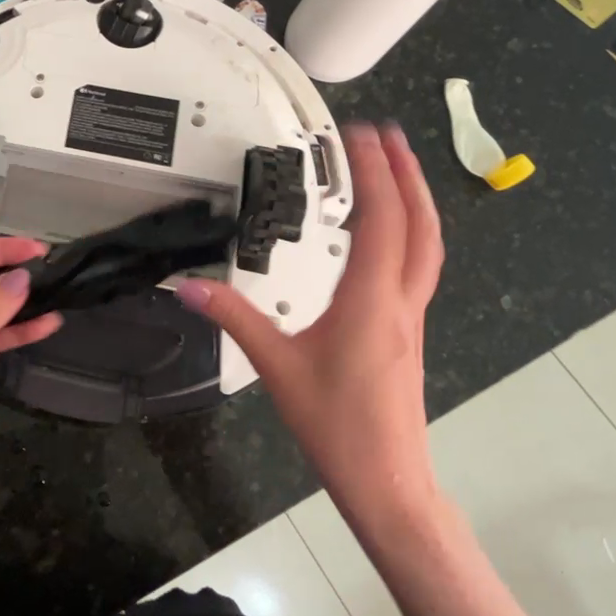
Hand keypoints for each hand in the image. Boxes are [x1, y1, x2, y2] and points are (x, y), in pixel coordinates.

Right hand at [178, 123, 442, 513]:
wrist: (388, 481)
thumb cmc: (337, 425)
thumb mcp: (276, 366)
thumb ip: (233, 317)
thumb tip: (188, 285)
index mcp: (370, 301)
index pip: (381, 221)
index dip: (373, 172)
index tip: (358, 135)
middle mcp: (399, 301)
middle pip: (420, 224)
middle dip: (406, 173)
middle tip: (387, 135)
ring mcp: (410, 316)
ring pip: (428, 245)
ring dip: (415, 198)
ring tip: (396, 167)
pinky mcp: (407, 330)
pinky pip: (419, 265)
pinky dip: (411, 230)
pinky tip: (389, 232)